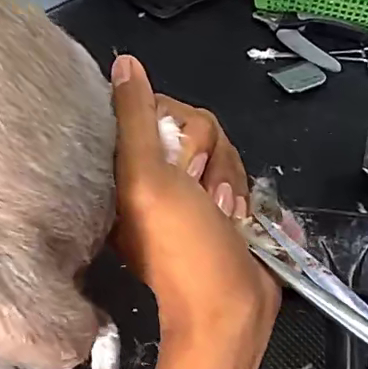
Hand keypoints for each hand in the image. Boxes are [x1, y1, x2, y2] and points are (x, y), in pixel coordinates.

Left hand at [109, 54, 277, 340]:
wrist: (230, 304)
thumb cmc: (183, 248)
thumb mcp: (147, 180)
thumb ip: (134, 119)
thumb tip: (123, 64)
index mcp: (125, 169)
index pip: (154, 108)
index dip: (178, 127)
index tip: (182, 163)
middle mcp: (155, 174)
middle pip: (195, 125)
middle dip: (211, 158)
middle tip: (204, 194)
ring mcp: (190, 190)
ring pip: (222, 148)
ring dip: (230, 179)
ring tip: (225, 214)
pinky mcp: (219, 203)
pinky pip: (237, 171)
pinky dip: (244, 193)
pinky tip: (240, 219)